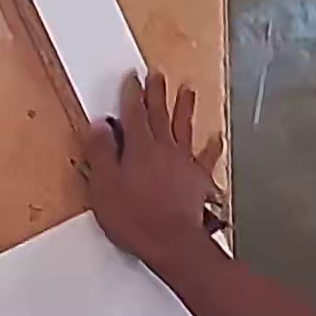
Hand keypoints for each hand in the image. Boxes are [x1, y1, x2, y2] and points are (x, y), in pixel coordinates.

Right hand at [82, 71, 224, 269]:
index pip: (133, 114)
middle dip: (157, 93)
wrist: (171, 241)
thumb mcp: (104, 186)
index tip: (131, 78)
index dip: (131, 94)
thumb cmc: (134, 217)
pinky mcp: (197, 179)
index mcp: (139, 148)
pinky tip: (216, 137)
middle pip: (160, 114)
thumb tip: (99, 126)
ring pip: (184, 127)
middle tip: (157, 75)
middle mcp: (164, 149)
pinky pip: (206, 157)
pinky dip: (212, 146)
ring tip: (187, 90)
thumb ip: (101, 153)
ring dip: (184, 108)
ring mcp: (183, 162)